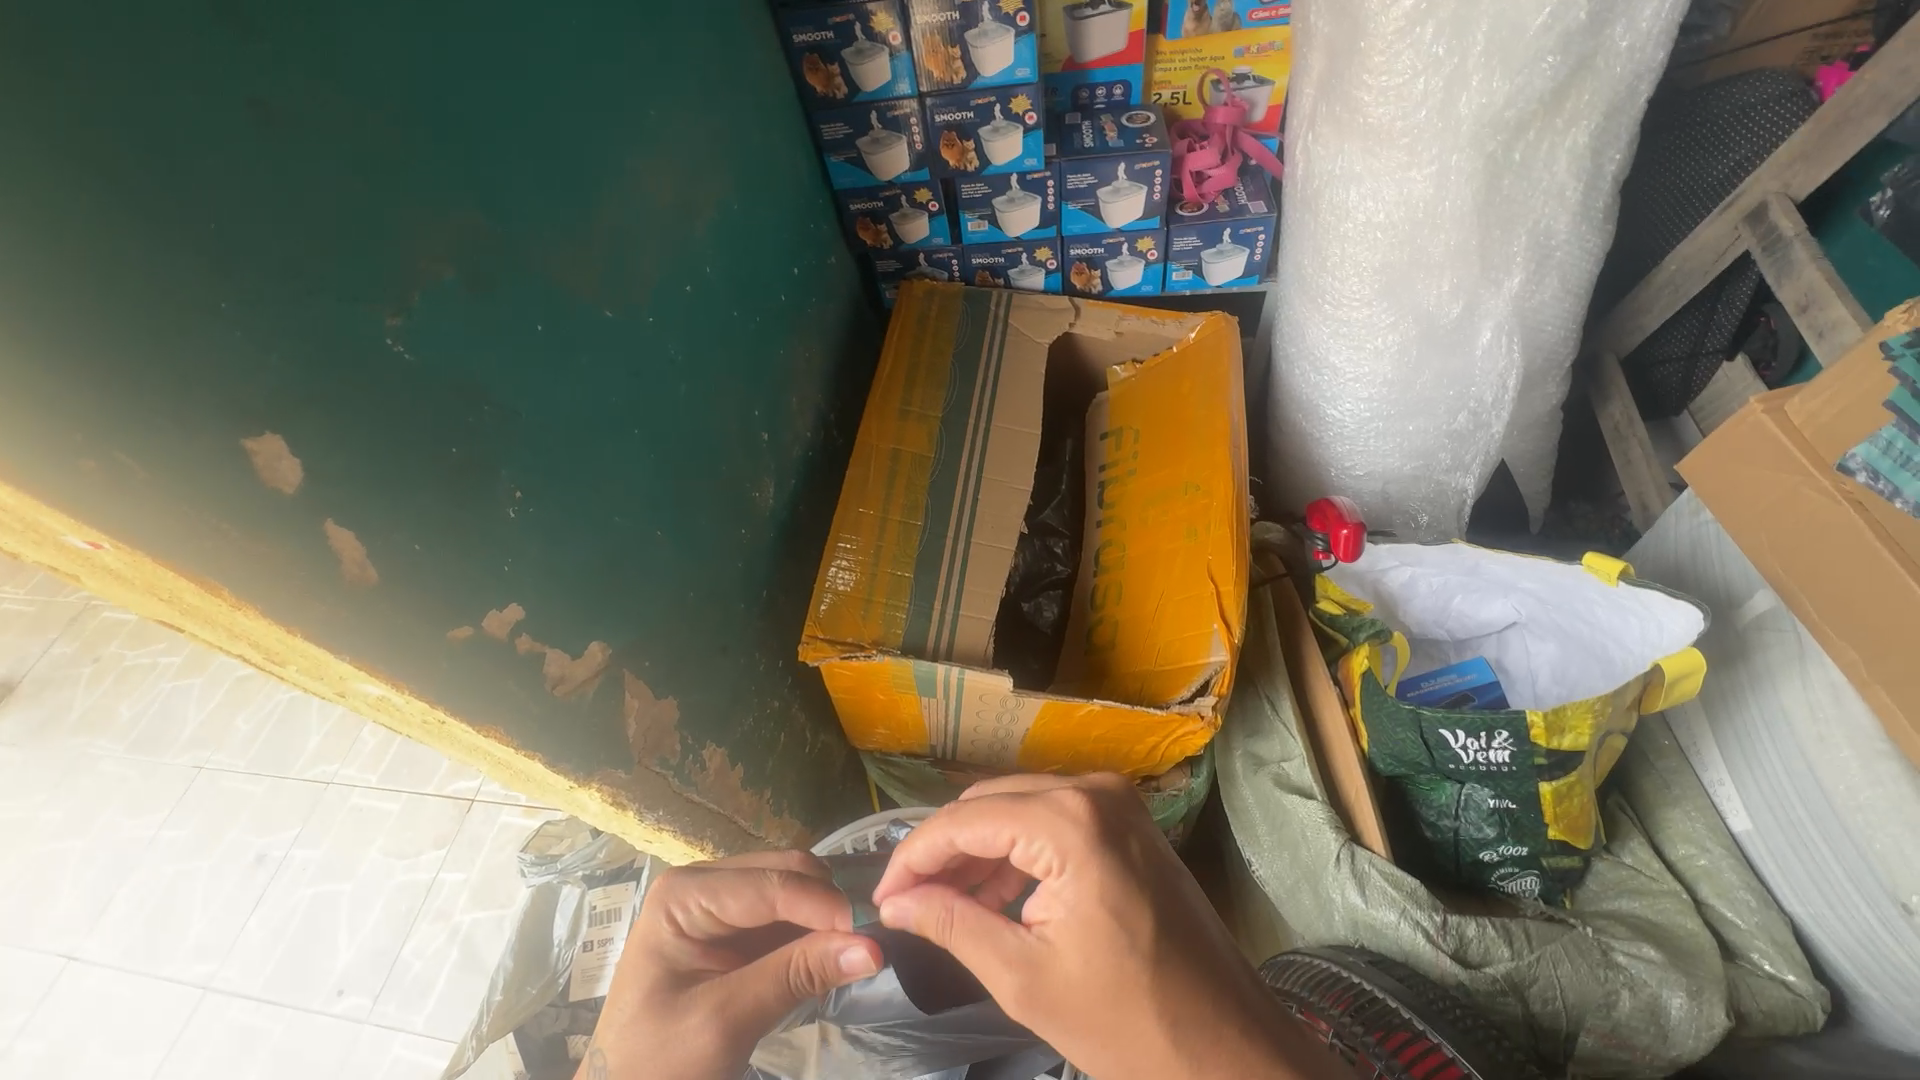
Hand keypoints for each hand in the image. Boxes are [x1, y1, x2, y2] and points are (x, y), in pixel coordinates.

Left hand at [581, 850, 883, 1079]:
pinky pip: (789, 917)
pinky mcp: (735, 932)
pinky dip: (815, 934)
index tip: (871, 940)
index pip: (773, 884)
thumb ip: (795, 976)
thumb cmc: (658, 1065)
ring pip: (795, 890)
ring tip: (856, 952)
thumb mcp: (724, 1023)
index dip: (825, 907)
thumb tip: (872, 948)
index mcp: (684, 893)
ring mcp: (719, 905)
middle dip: (828, 905)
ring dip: (826, 919)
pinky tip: (833, 956)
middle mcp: (703, 883)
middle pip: (788, 873)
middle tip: (867, 946)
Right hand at [872, 774, 1340, 1079]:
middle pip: (990, 803)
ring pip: (1020, 807)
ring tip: (947, 906)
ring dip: (980, 851)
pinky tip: (997, 896)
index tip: (881, 898)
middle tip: (909, 902)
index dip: (914, 856)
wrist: (1230, 1046)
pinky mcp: (1129, 820)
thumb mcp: (1024, 977)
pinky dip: (1019, 851)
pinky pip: (1055, 819)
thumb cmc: (1129, 1022)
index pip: (964, 820)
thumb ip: (952, 924)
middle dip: (945, 850)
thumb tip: (896, 901)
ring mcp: (1117, 801)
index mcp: (1069, 821)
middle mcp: (1093, 790)